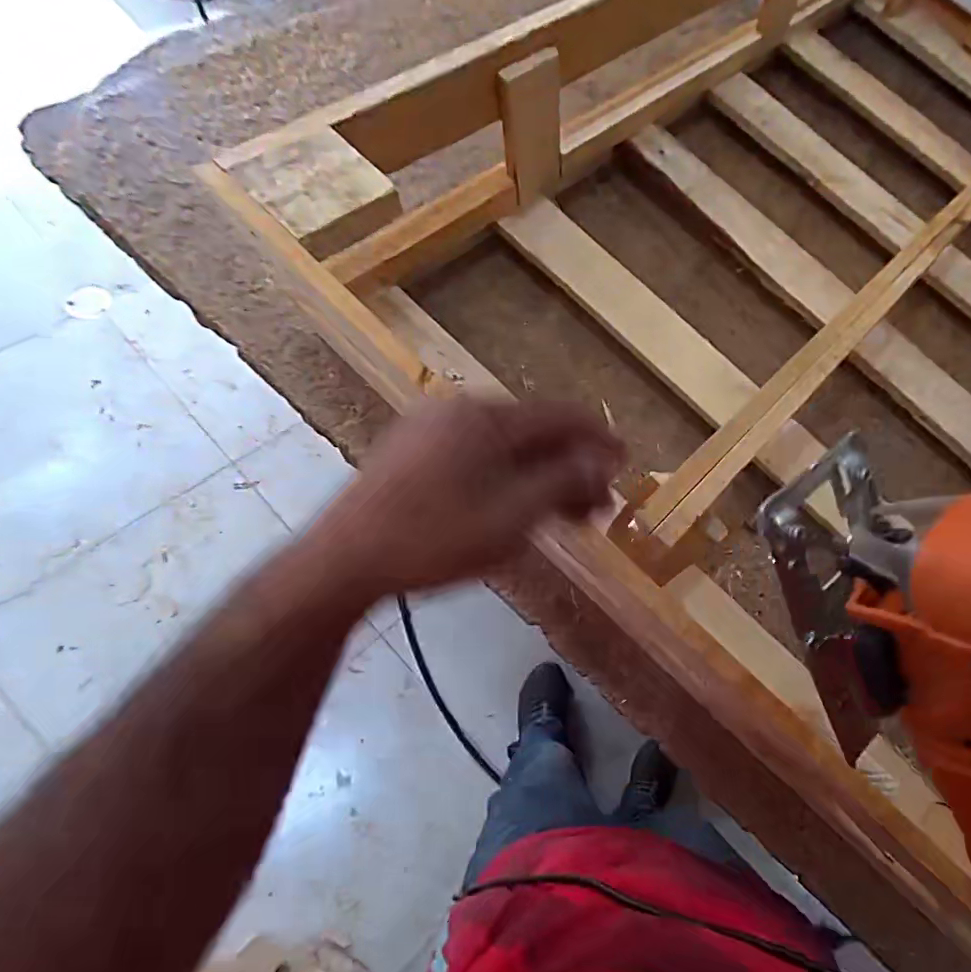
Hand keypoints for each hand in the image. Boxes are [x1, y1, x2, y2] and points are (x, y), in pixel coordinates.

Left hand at [297, 397, 621, 595]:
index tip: (626, 462)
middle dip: (571, 468)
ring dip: (540, 476)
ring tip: (562, 516)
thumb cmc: (434, 539)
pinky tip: (515, 508)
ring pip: (505, 446)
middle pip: (535, 432)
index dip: (600, 440)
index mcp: (487, 417)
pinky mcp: (412, 451)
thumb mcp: (512, 517)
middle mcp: (460, 411)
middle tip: (596, 507)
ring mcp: (431, 429)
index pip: (562, 417)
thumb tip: (602, 463)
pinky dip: (506, 477)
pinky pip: (476, 455)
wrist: (344, 561)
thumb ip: (564, 483)